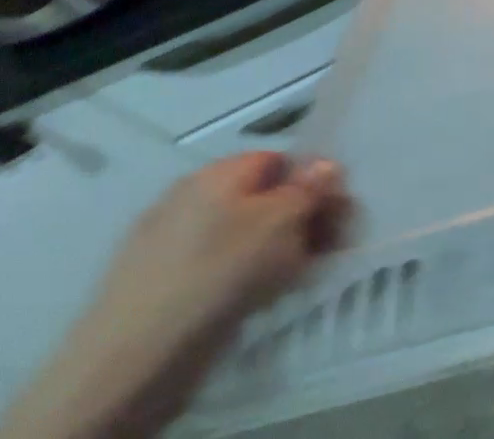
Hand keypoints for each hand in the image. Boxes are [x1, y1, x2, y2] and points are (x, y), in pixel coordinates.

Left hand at [2, 153, 348, 438]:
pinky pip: (220, 262)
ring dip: (278, 247)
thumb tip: (324, 166)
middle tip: (326, 244)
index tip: (337, 209)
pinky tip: (257, 294)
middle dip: (301, 216)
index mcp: (217, 173)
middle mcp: (189, 197)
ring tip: (293, 274)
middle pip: (263, 195)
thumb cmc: (223, 270)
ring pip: (244, 232)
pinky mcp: (162, 279)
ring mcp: (169, 240)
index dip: (313, 180)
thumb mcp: (286, 219)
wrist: (138, 353)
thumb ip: (311, 187)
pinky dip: (245, 273)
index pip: (280, 159)